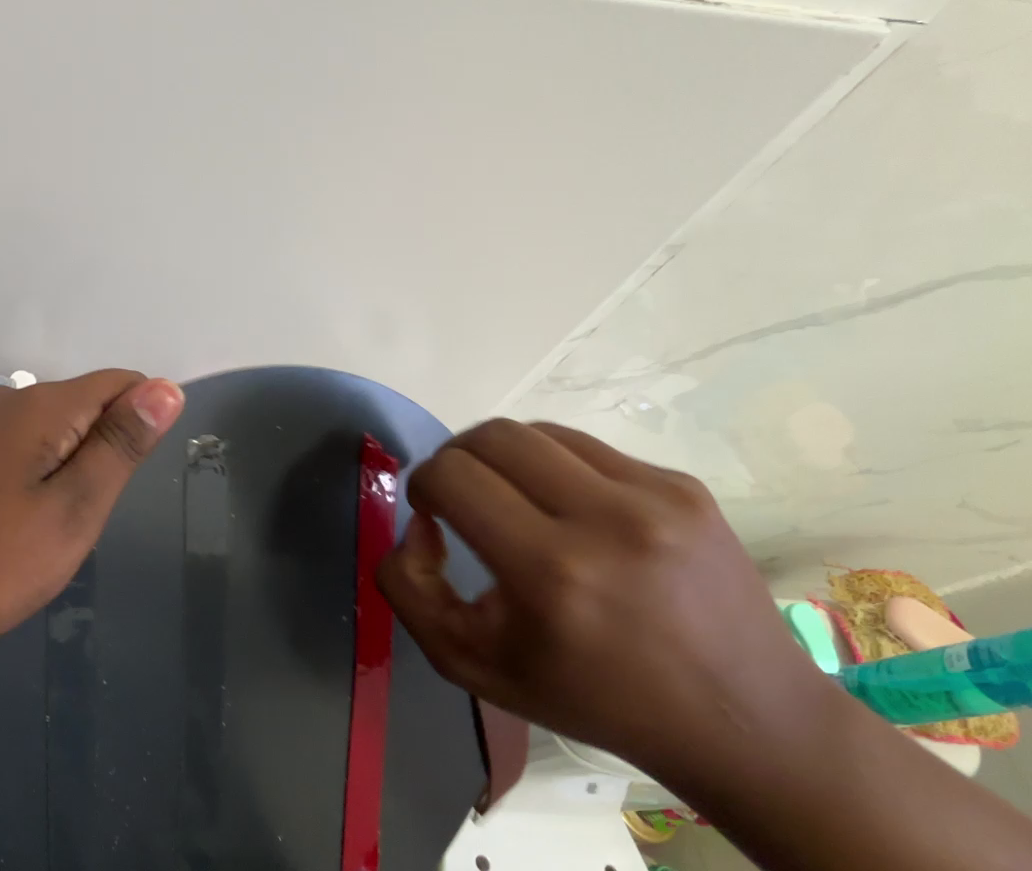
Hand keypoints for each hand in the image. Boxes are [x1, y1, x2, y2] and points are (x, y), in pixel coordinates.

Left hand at [0, 369, 184, 668]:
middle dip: (100, 458)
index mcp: (40, 405)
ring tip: (42, 535)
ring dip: (65, 477)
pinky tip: (10, 533)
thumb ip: (120, 446)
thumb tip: (165, 387)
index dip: (140, 426)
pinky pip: (16, 455)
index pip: (120, 382)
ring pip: (50, 436)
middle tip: (77, 523)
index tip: (126, 484)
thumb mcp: (73, 510)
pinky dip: (32, 485)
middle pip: (83, 408)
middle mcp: (4, 402)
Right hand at [377, 419, 827, 772]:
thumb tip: (418, 524)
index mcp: (551, 573)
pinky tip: (571, 512)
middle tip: (459, 497)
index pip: (452, 475)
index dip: (424, 486)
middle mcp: (607, 520)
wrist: (741, 718)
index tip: (431, 516)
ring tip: (512, 500)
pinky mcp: (685, 485)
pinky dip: (556, 469)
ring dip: (503, 458)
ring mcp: (656, 496)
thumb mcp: (471, 665)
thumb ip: (409, 588)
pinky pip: (588, 448)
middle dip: (456, 459)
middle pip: (490, 436)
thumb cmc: (593, 698)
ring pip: (538, 431)